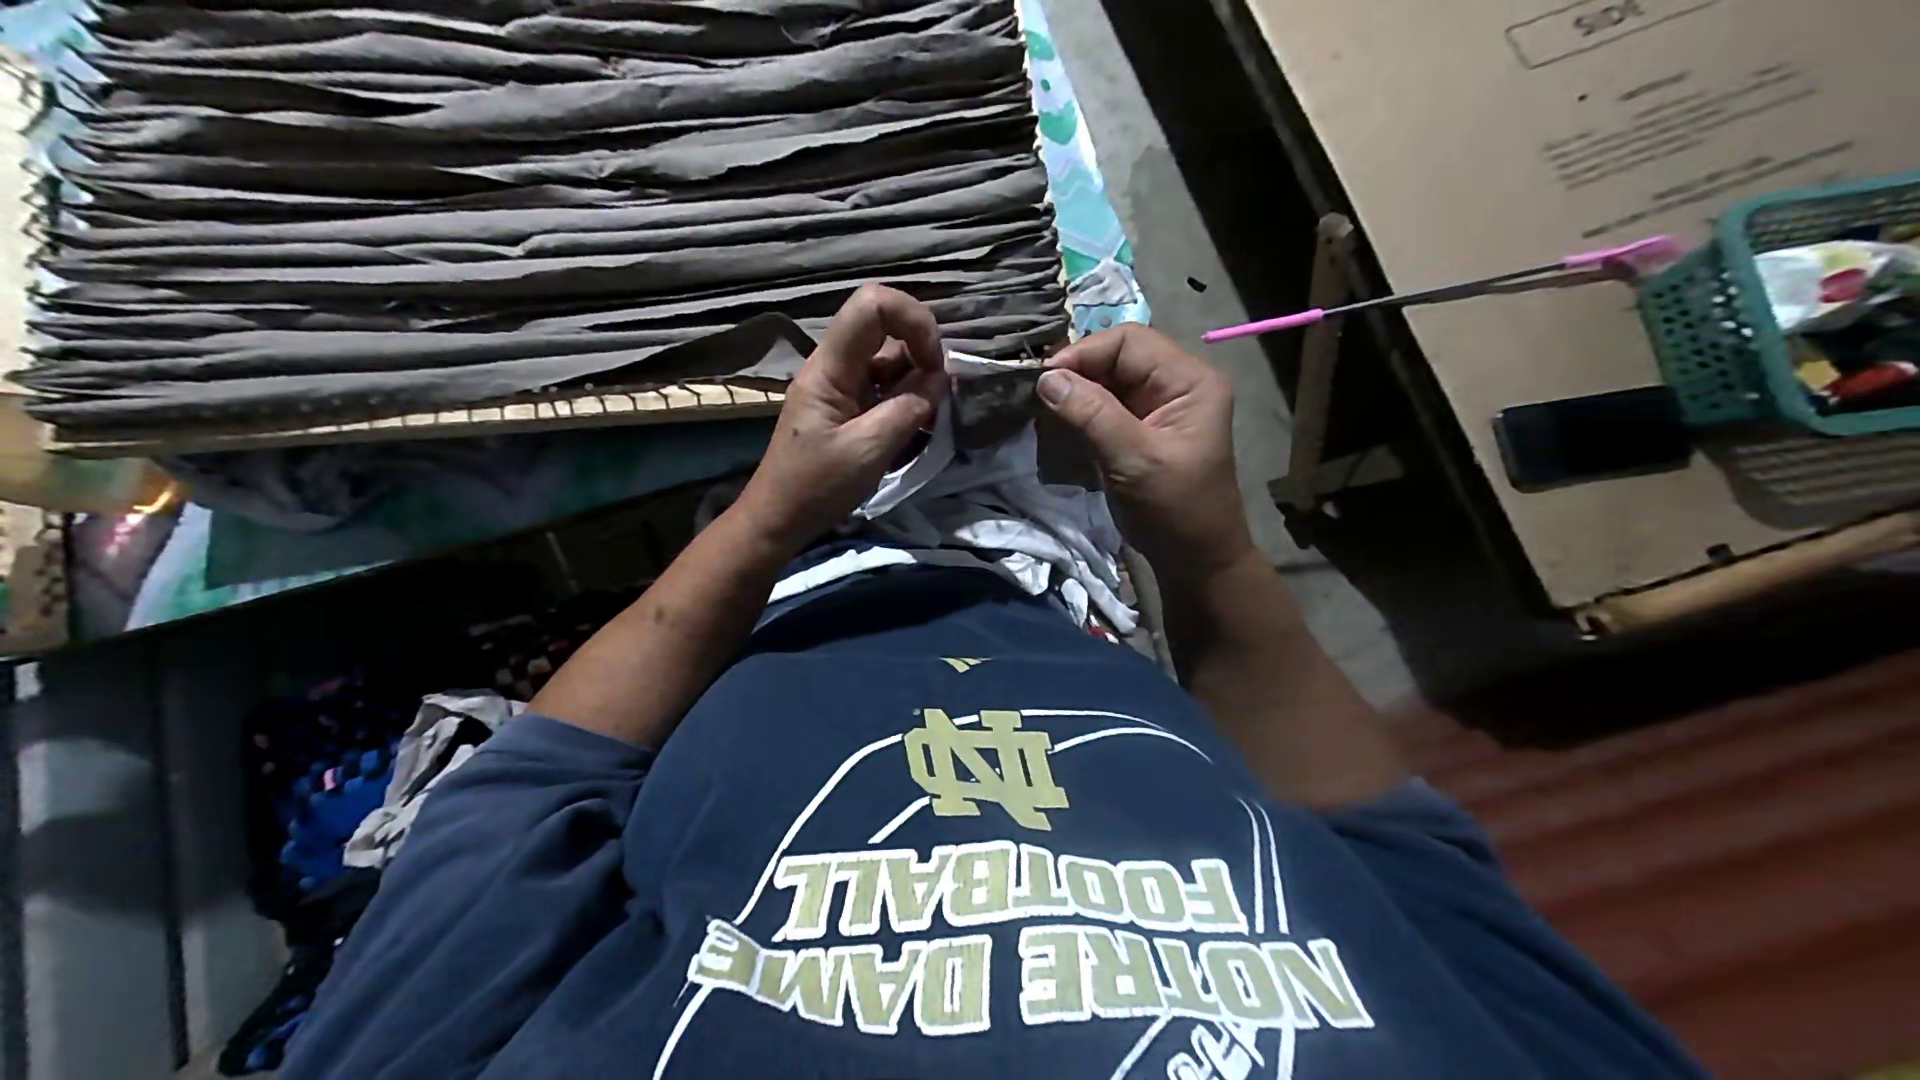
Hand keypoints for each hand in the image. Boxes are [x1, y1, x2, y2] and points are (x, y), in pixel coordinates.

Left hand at [733, 284, 948, 552]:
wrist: (779, 518)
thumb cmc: (816, 487)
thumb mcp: (868, 452)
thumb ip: (908, 410)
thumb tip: (940, 380)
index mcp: (829, 368)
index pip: (872, 306)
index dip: (913, 320)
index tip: (934, 364)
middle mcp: (834, 367)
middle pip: (885, 327)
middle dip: (921, 353)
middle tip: (937, 396)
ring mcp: (841, 386)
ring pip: (890, 359)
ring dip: (918, 380)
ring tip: (929, 418)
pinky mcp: (848, 406)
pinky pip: (885, 386)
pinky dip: (908, 399)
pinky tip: (917, 426)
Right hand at [1038, 324, 1255, 582]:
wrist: (1195, 559)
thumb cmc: (1176, 509)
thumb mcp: (1134, 460)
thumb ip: (1092, 415)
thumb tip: (1045, 379)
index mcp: (1190, 381)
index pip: (1131, 342)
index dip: (1085, 353)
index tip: (1046, 380)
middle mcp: (1176, 384)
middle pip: (1117, 357)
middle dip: (1078, 373)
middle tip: (1040, 397)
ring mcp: (1157, 407)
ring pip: (1107, 381)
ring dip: (1075, 393)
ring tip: (1045, 411)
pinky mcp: (1139, 429)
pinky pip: (1104, 406)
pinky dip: (1079, 412)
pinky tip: (1059, 425)